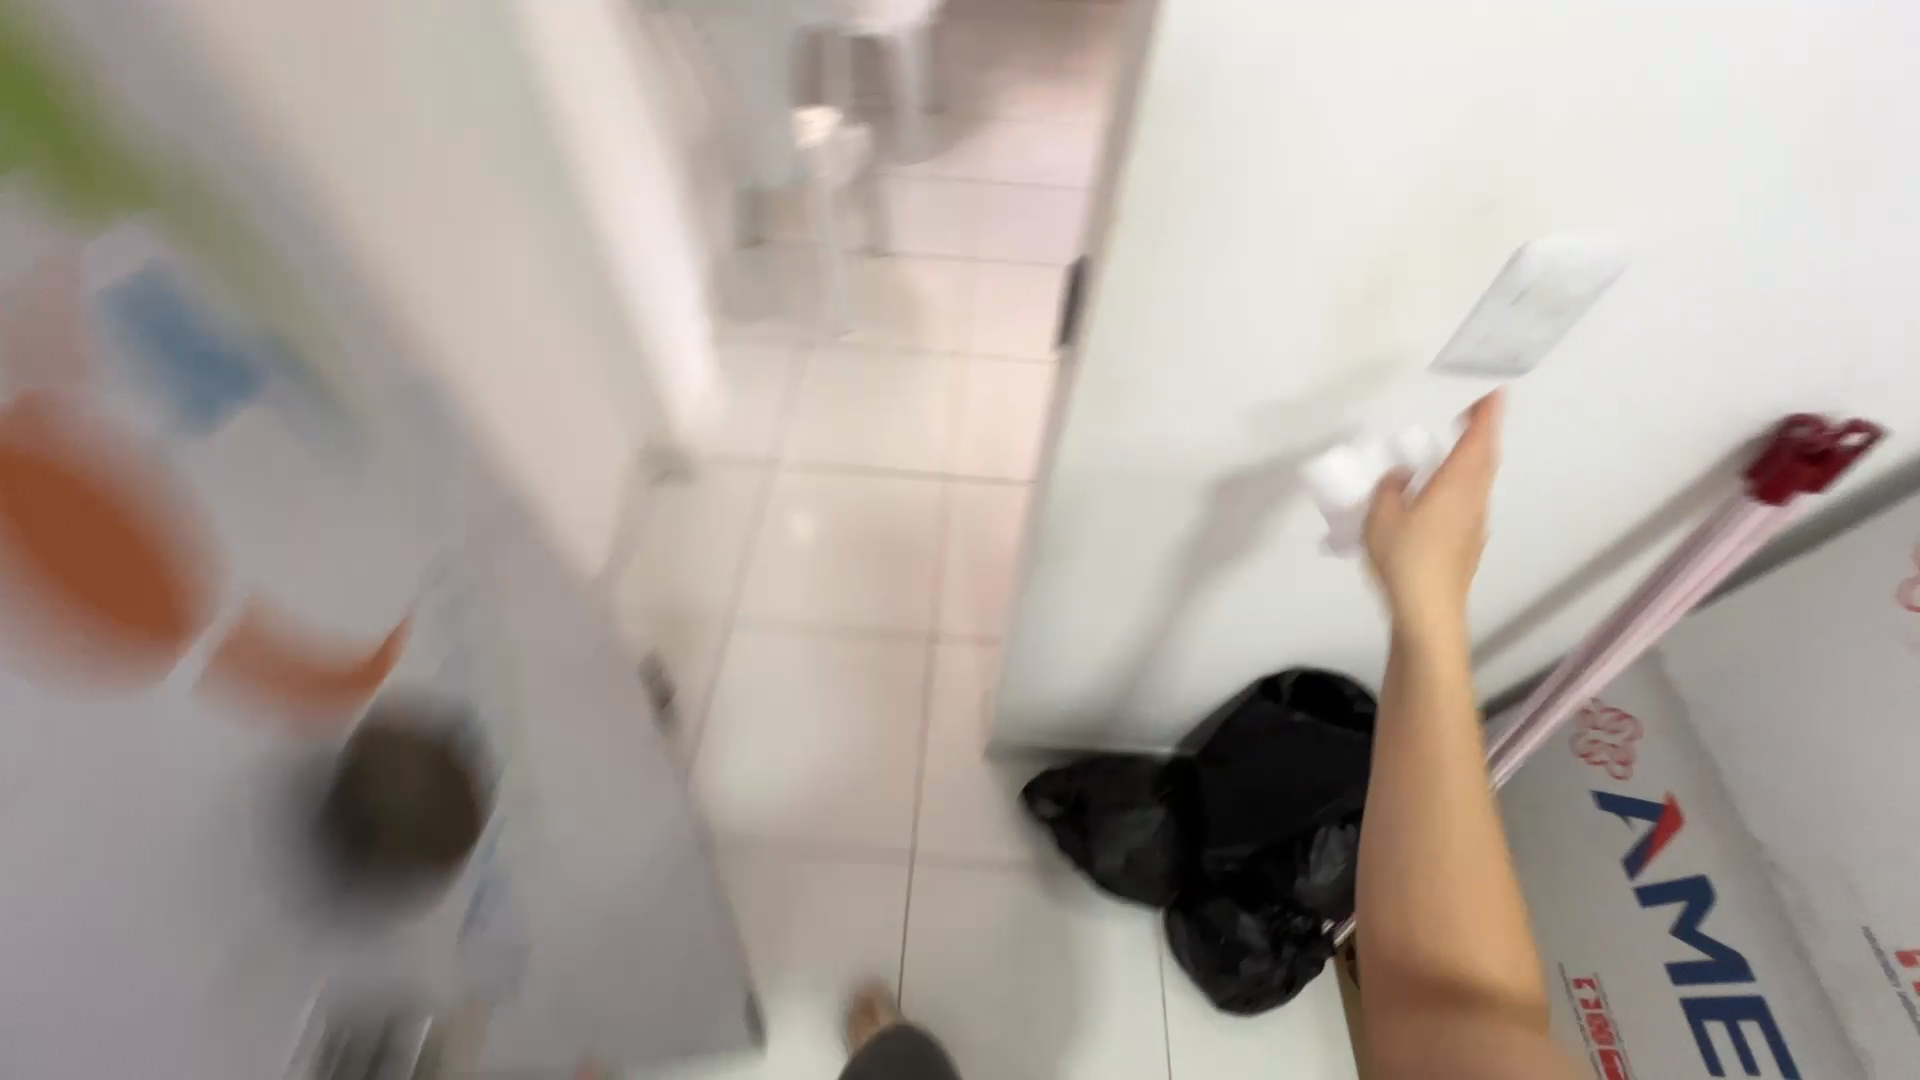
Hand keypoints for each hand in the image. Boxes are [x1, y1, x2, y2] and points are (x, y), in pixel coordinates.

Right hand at [1364, 392, 1504, 632]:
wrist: (1429, 610)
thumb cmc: (1405, 558)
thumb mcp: (1380, 517)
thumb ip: (1389, 489)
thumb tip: (1401, 476)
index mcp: (1454, 487)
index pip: (1476, 442)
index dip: (1486, 415)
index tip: (1491, 392)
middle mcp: (1472, 500)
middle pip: (1484, 460)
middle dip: (1480, 434)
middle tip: (1469, 414)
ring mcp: (1474, 524)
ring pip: (1478, 482)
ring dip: (1470, 461)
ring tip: (1448, 452)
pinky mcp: (1467, 544)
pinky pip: (1467, 502)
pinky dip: (1458, 486)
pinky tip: (1435, 498)